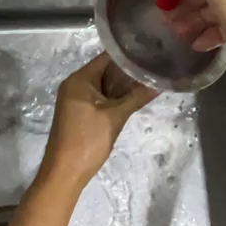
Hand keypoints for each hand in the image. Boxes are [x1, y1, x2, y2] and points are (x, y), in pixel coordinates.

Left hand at [38, 54, 157, 187]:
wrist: (64, 172)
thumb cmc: (87, 141)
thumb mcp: (115, 117)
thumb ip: (137, 97)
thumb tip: (160, 82)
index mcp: (79, 79)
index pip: (107, 57)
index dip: (128, 55)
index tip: (151, 52)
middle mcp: (75, 84)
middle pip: (105, 70)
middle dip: (128, 71)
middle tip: (154, 68)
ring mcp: (76, 98)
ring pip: (104, 85)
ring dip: (123, 85)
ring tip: (149, 81)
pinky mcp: (79, 111)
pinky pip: (99, 97)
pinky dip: (115, 97)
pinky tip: (133, 98)